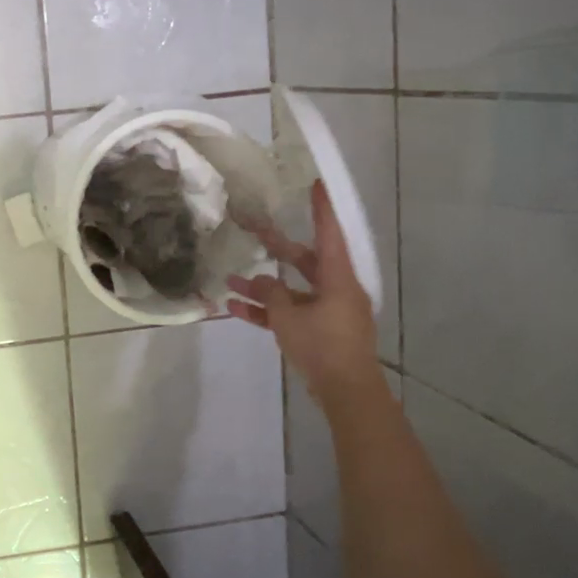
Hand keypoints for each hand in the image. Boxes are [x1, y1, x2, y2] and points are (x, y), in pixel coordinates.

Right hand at [227, 181, 381, 403]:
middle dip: (278, 249)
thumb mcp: (288, 316)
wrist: (346, 391)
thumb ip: (271, 294)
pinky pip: (292, 314)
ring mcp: (329, 311)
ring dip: (264, 287)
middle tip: (256, 230)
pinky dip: (269, 312)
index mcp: (338, 278)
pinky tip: (237, 311)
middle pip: (306, 261)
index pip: (330, 234)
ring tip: (231, 280)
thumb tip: (259, 280)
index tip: (316, 186)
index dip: (322, 210)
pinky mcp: (320, 332)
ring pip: (293, 290)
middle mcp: (337, 289)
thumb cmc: (323, 345)